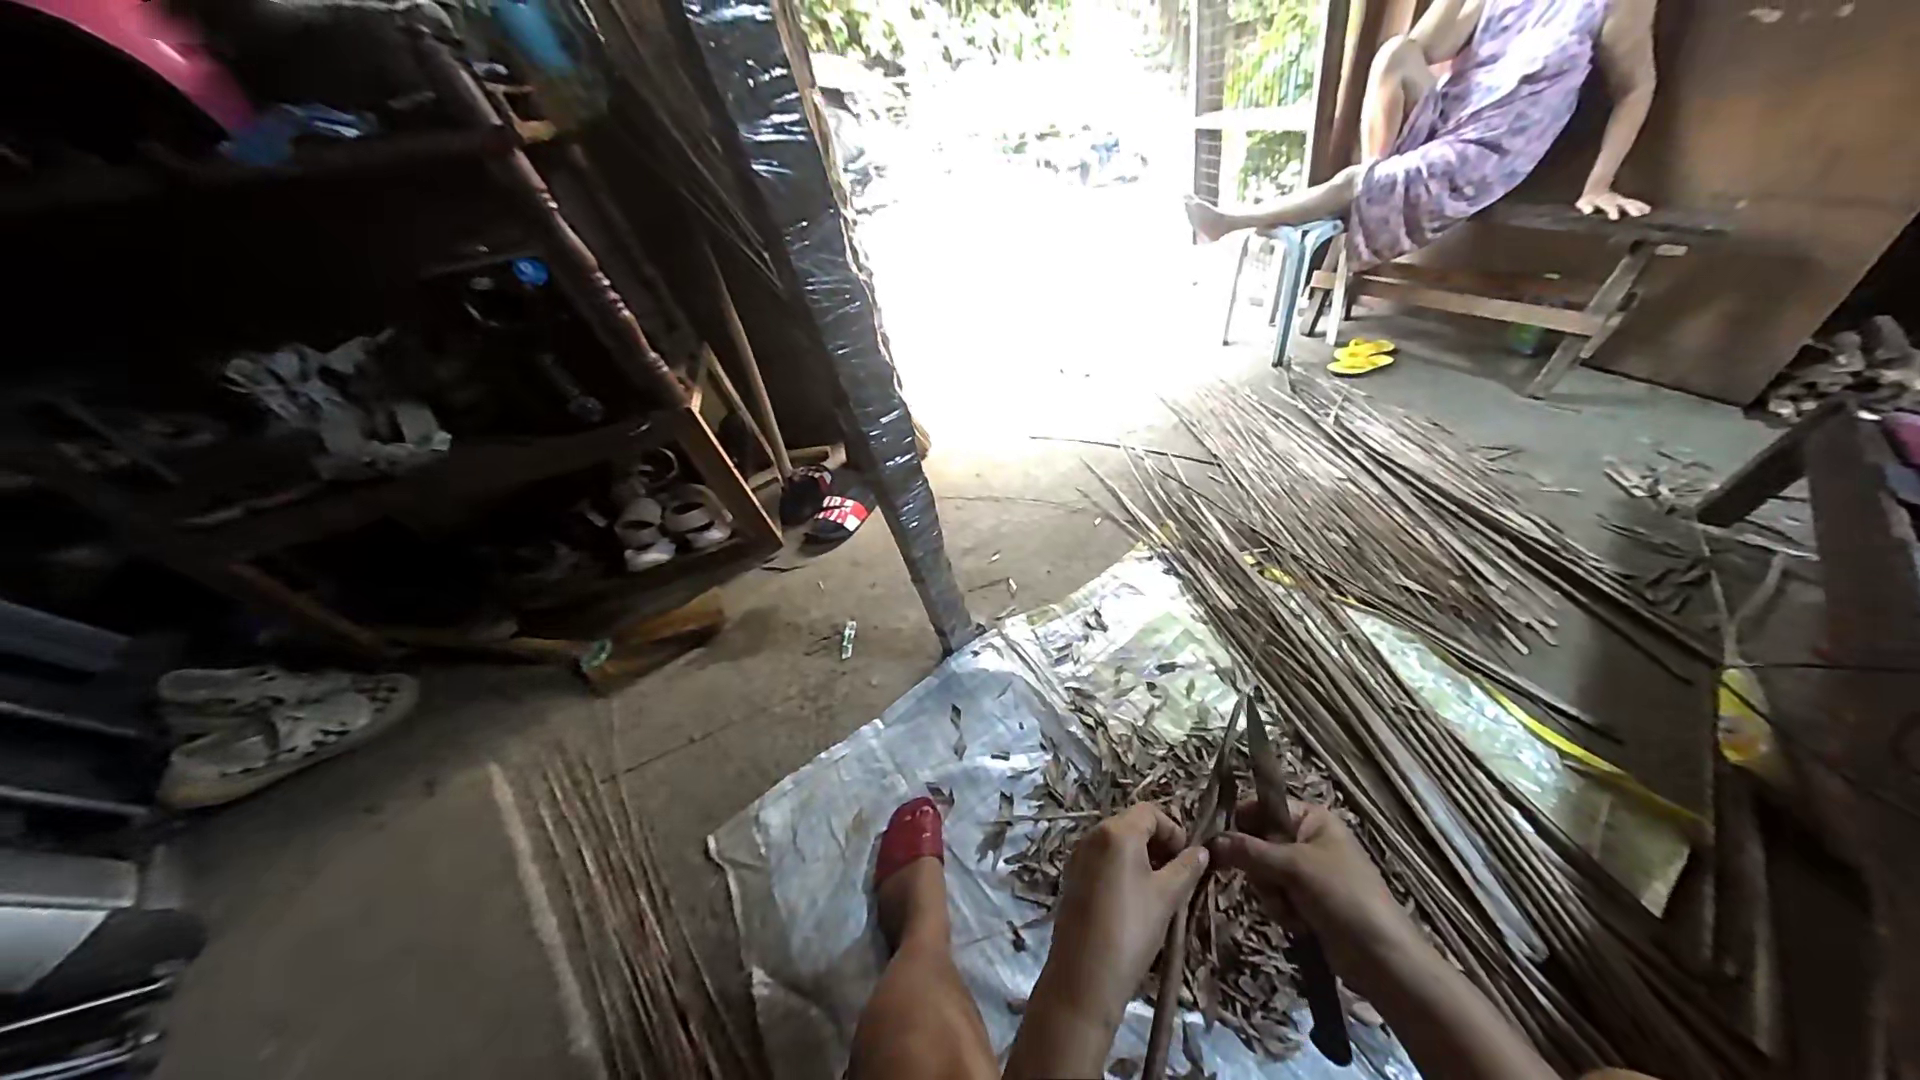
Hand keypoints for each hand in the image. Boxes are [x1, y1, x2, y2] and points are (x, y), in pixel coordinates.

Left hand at [1007, 804, 1208, 1079]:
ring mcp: (1077, 856)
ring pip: (1117, 843)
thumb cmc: (1131, 929)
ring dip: (1141, 857)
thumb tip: (1201, 850)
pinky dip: (1122, 869)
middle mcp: (1092, 835)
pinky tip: (1134, 901)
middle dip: (1158, 844)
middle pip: (1132, 824)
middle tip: (1179, 876)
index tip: (1189, 859)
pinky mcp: (1071, 877)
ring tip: (1160, 892)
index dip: (1174, 830)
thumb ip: (1187, 868)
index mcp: (1115, 832)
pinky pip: (1102, 860)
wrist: (1084, 975)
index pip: (1150, 812)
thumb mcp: (1167, 897)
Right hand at [1208, 799, 1416, 994]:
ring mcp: (1307, 870)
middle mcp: (1307, 838)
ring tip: (1292, 910)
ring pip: (1262, 872)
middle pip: (1257, 841)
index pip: (1260, 807)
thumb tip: (1210, 841)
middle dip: (1260, 869)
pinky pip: (1275, 895)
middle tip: (1273, 884)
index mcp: (1311, 818)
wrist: (1384, 959)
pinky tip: (1300, 924)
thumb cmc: (1343, 896)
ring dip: (1271, 894)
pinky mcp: (1306, 899)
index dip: (1240, 824)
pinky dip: (1281, 909)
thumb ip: (1248, 851)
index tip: (1222, 844)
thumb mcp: (1293, 867)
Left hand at [1576, 189, 1651, 220]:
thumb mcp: (1582, 202)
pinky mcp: (1623, 201)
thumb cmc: (1587, 198)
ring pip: (1630, 202)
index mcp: (1603, 200)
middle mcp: (1613, 199)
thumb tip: (1588, 210)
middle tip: (1638, 214)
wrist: (1597, 186)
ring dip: (1639, 206)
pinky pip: (1632, 203)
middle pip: (1623, 203)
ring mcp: (1619, 199)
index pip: (1609, 205)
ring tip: (1647, 212)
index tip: (1615, 217)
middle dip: (1630, 208)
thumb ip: (1585, 205)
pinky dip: (1640, 206)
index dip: (1612, 210)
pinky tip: (1647, 211)